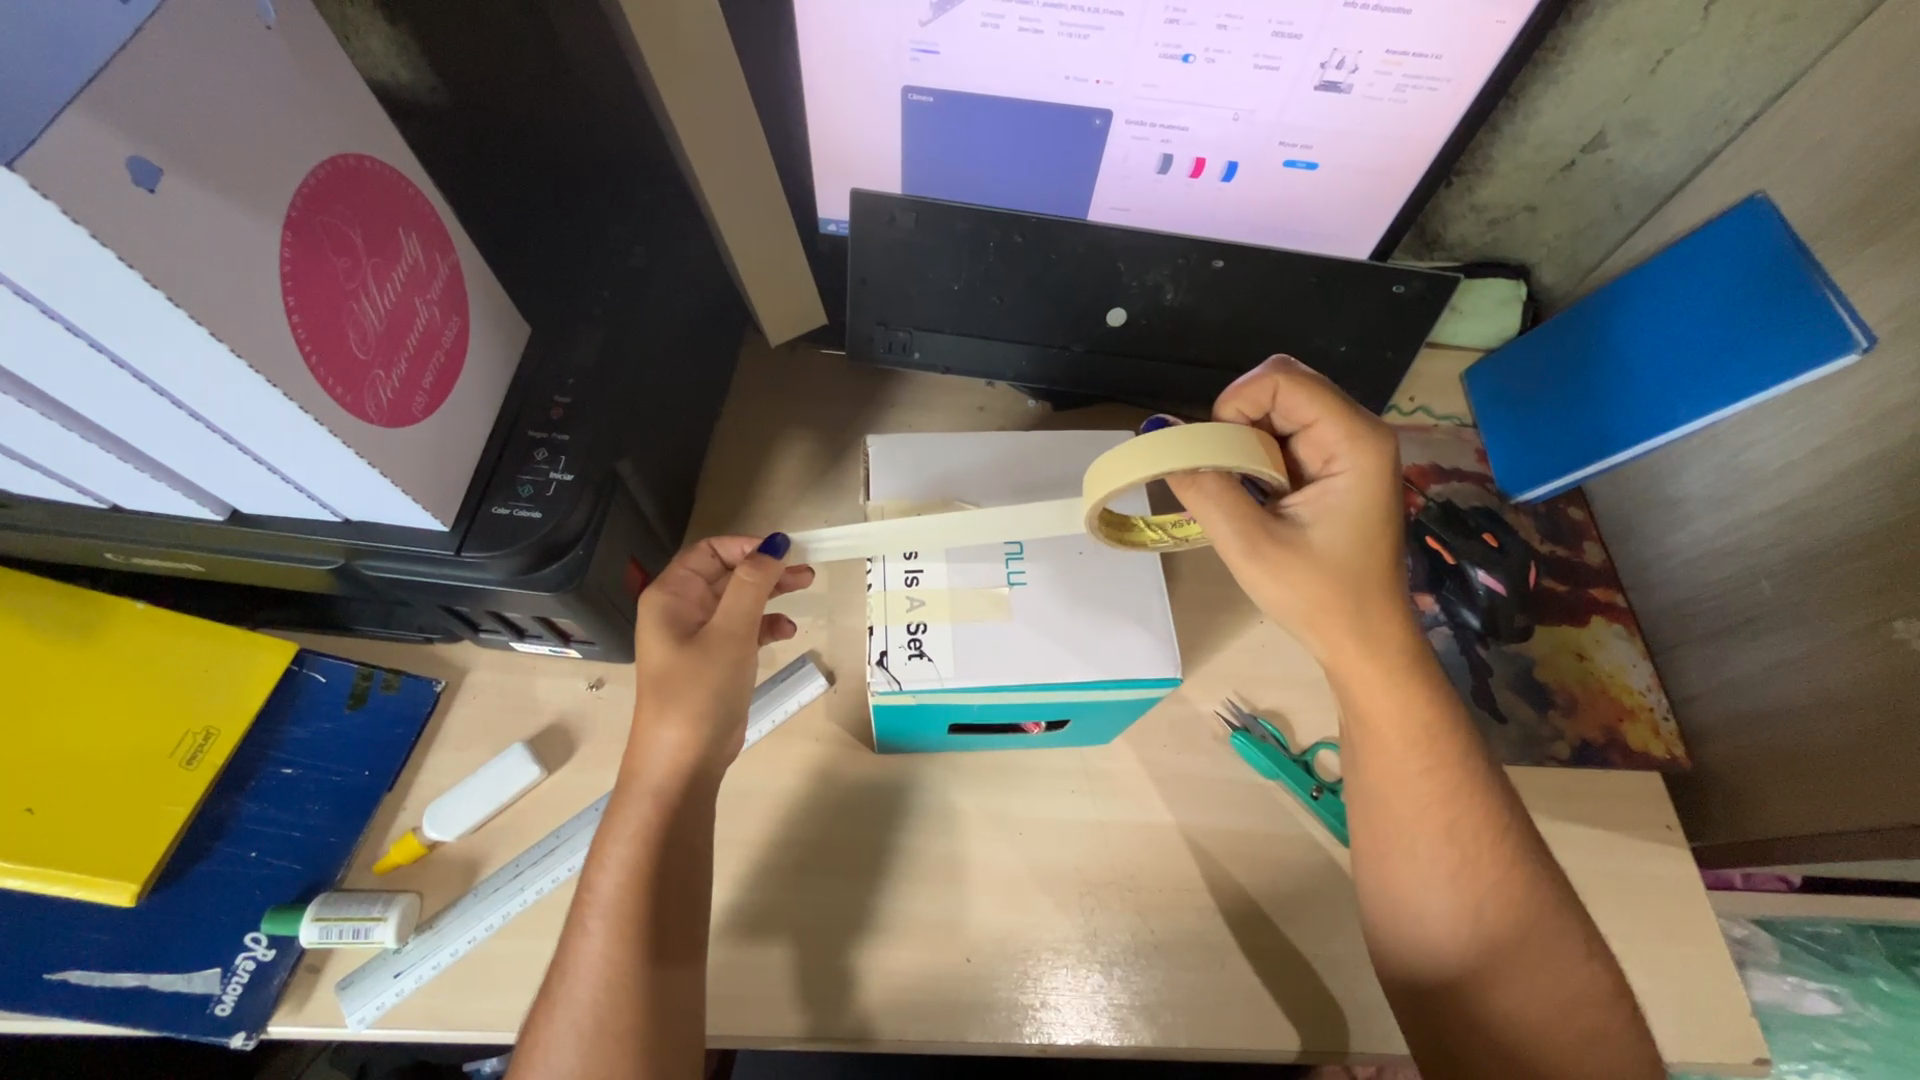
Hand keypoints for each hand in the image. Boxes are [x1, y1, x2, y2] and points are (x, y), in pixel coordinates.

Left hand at [628, 533, 814, 779]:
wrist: (682, 761)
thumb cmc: (699, 691)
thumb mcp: (730, 632)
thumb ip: (753, 584)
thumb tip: (774, 545)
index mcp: (671, 596)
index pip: (710, 552)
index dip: (747, 546)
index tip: (784, 552)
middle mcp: (680, 610)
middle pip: (726, 574)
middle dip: (765, 569)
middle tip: (806, 569)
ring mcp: (696, 638)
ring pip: (738, 601)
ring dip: (770, 594)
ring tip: (806, 588)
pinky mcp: (713, 662)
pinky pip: (741, 630)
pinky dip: (765, 625)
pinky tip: (786, 632)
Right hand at [1159, 355, 1412, 662]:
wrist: (1363, 640)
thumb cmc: (1317, 597)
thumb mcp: (1250, 544)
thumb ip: (1204, 486)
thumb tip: (1157, 433)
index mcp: (1354, 441)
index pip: (1280, 379)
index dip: (1234, 406)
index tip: (1219, 459)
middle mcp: (1357, 431)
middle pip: (1280, 388)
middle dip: (1236, 425)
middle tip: (1227, 479)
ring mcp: (1348, 448)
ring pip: (1277, 411)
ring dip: (1244, 445)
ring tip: (1242, 495)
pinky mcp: (1334, 466)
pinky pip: (1283, 437)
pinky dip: (1255, 459)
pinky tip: (1256, 499)